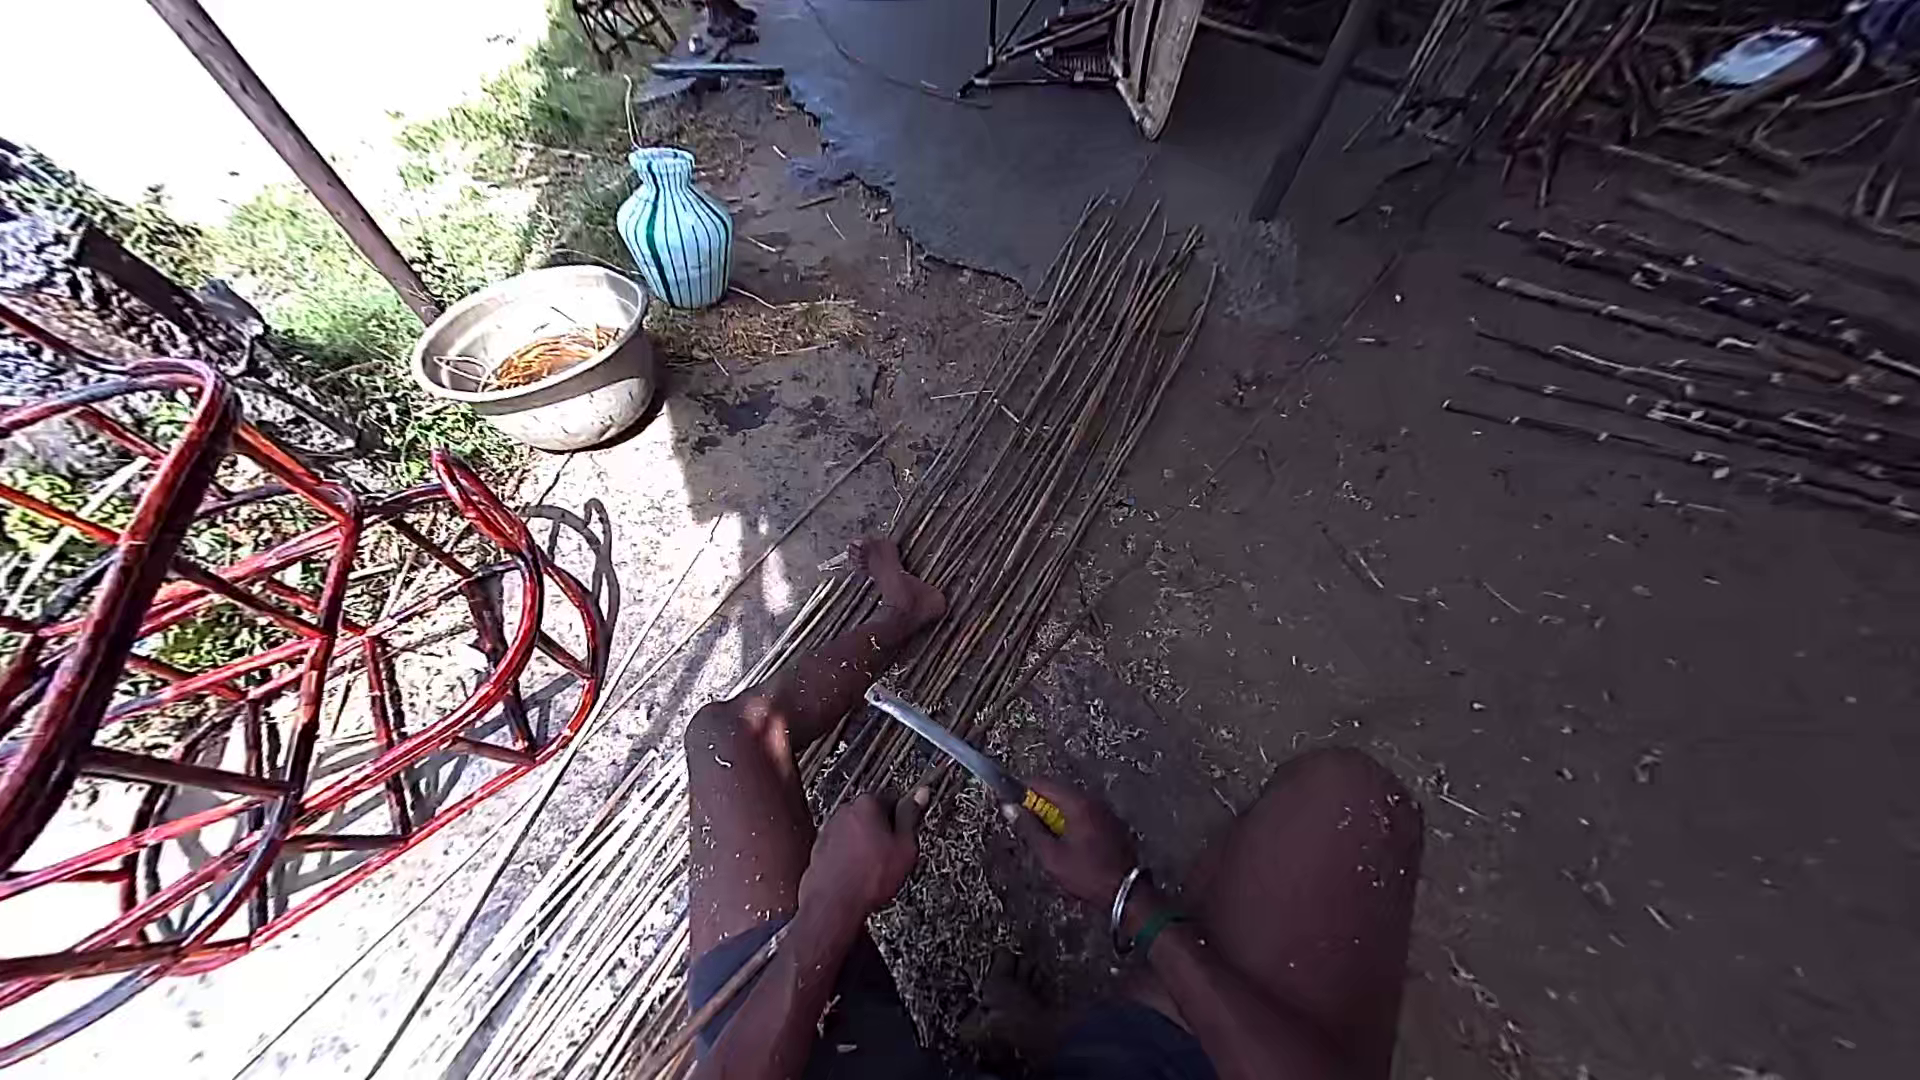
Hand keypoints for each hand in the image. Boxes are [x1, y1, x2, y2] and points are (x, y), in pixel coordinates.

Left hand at [798, 788, 927, 929]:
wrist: (832, 907)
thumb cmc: (868, 879)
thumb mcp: (905, 847)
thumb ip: (911, 817)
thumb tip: (920, 795)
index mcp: (867, 803)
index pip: (893, 799)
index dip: (902, 820)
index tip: (905, 835)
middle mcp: (845, 811)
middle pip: (872, 815)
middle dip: (882, 832)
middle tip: (891, 855)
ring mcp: (829, 830)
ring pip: (855, 832)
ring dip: (864, 845)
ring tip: (873, 870)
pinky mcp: (819, 850)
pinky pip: (840, 848)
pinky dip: (848, 858)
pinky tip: (857, 876)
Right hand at [1005, 777, 1137, 906]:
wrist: (1128, 893)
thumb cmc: (1087, 874)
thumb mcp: (1052, 855)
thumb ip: (1029, 828)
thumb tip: (1010, 807)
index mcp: (1076, 803)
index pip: (1043, 783)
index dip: (1024, 791)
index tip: (1012, 803)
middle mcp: (1092, 799)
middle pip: (1058, 790)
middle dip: (1040, 804)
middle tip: (1030, 825)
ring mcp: (1104, 809)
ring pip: (1071, 801)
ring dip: (1056, 812)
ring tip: (1048, 837)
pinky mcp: (1112, 821)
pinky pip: (1085, 811)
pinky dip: (1072, 818)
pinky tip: (1070, 841)